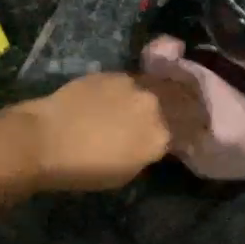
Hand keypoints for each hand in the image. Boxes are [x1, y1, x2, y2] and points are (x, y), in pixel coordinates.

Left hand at [6, 73, 203, 191]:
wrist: (45, 138)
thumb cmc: (84, 168)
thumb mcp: (128, 170)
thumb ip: (151, 150)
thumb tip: (158, 140)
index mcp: (161, 132)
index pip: (195, 126)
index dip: (200, 130)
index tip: (199, 135)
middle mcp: (154, 102)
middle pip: (187, 97)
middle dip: (195, 104)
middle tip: (195, 111)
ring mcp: (134, 83)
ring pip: (166, 82)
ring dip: (175, 89)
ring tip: (175, 96)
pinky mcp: (114, 73)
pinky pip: (142, 78)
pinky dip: (150, 85)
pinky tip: (143, 93)